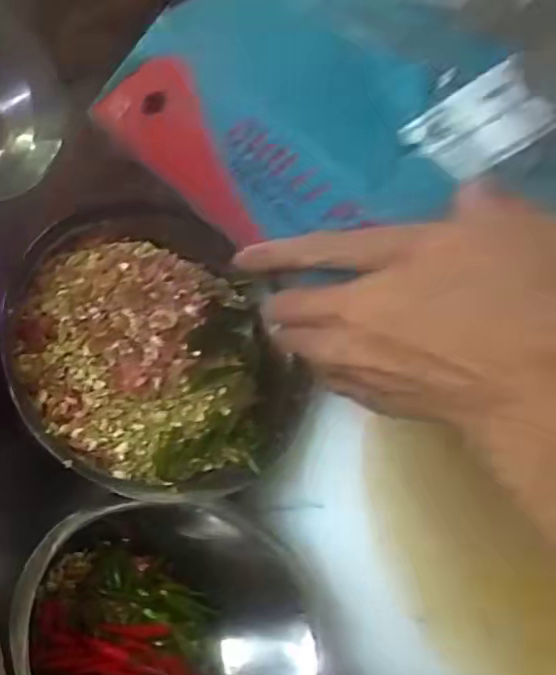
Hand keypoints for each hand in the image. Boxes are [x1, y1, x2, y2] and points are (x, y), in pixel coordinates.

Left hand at [234, 184, 555, 433]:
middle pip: (285, 306)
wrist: (540, 376)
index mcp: (403, 257)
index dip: (278, 253)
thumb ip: (486, 210)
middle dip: (280, 302)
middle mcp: (356, 307)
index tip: (243, 258)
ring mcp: (347, 352)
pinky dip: (321, 362)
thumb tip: (468, 190)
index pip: (324, 248)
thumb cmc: (543, 293)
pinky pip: (318, 372)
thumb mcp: (522, 235)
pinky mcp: (354, 389)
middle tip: (290, 300)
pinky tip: (342, 359)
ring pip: (290, 342)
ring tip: (312, 329)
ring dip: (294, 333)